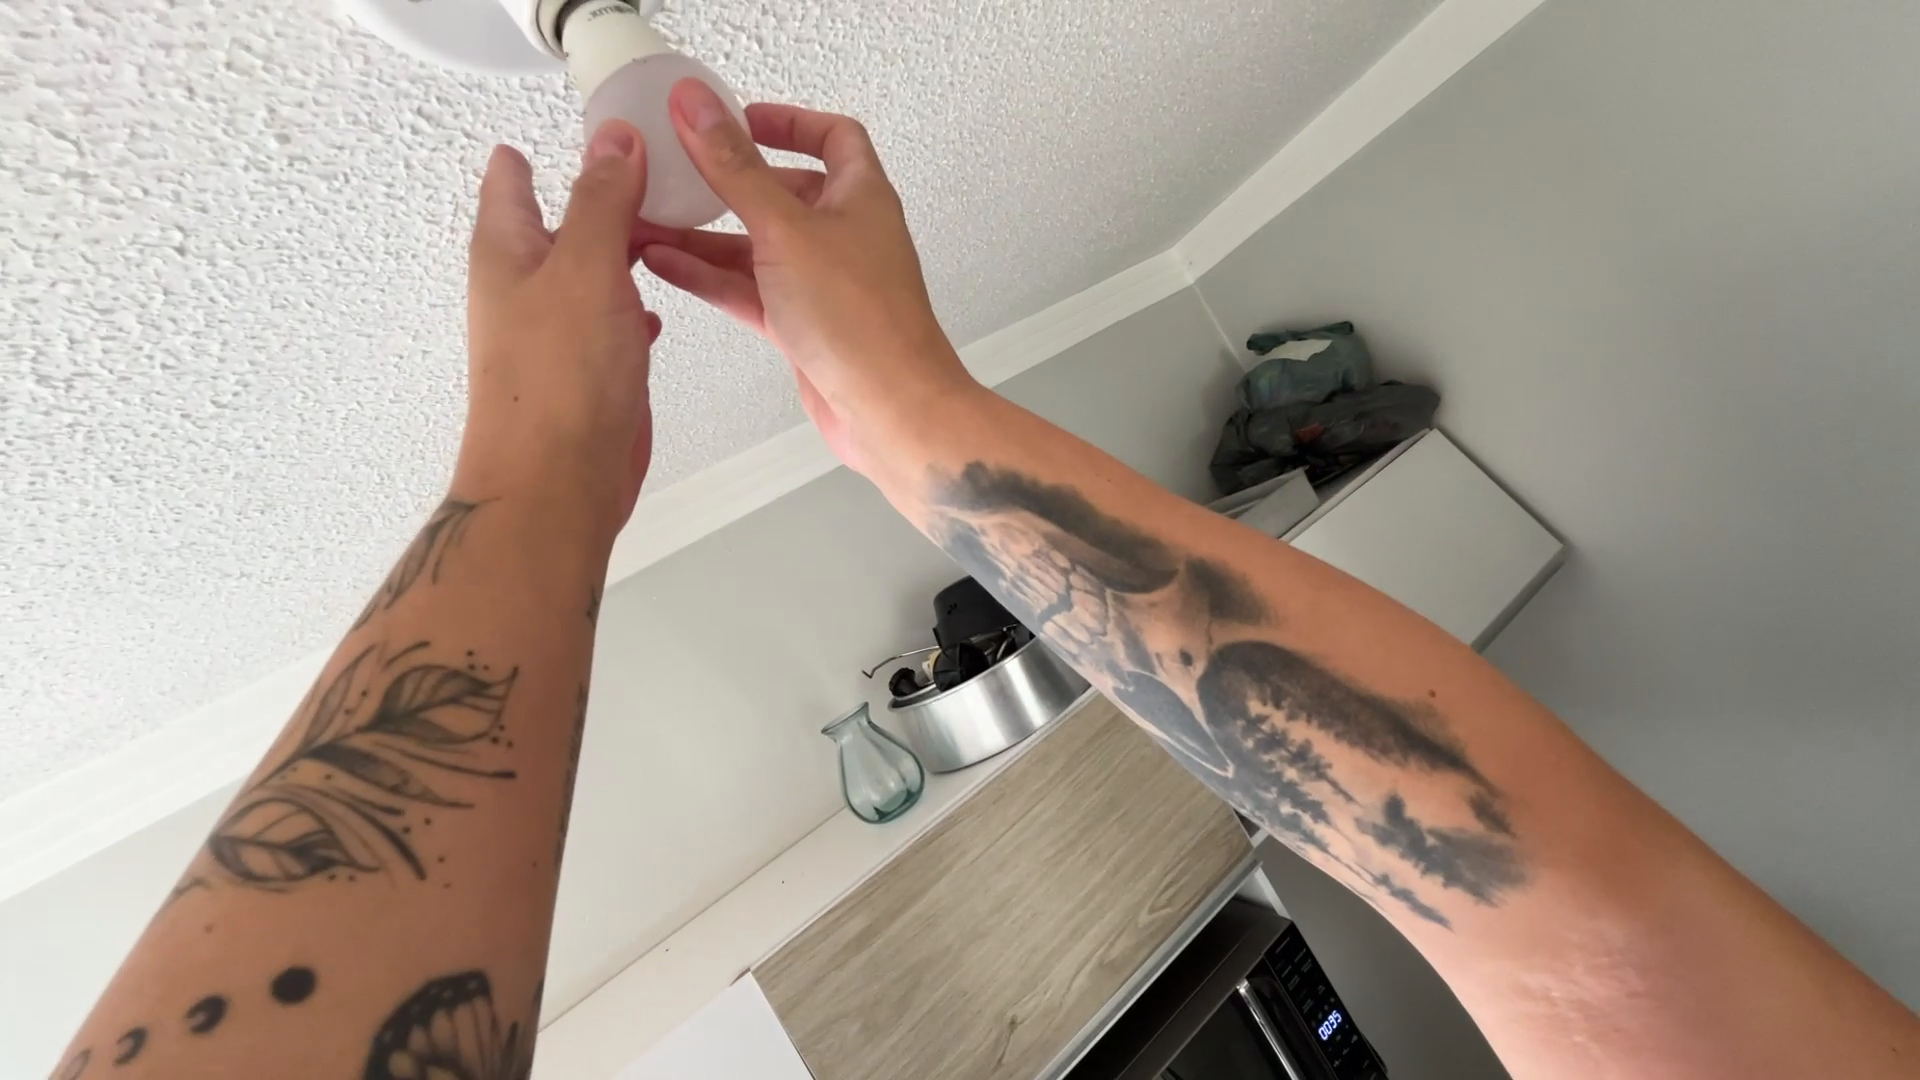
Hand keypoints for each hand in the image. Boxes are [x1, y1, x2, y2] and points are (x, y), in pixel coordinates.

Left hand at [458, 121, 662, 538]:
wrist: (560, 475)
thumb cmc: (561, 377)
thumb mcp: (588, 269)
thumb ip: (603, 201)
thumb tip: (617, 138)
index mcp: (511, 251)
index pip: (517, 179)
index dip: (561, 151)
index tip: (609, 130)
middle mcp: (530, 287)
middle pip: (563, 224)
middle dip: (602, 197)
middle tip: (650, 170)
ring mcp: (560, 331)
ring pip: (593, 273)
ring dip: (623, 251)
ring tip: (664, 229)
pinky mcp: (591, 370)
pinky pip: (611, 321)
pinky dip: (632, 306)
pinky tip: (654, 312)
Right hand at [633, 81, 979, 476]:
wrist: (887, 408)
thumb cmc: (862, 321)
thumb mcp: (786, 229)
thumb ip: (736, 169)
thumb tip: (698, 107)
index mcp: (860, 198)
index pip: (834, 138)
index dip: (790, 121)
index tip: (741, 118)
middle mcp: (846, 238)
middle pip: (783, 195)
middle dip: (727, 183)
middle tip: (676, 170)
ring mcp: (824, 286)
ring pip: (759, 248)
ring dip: (705, 235)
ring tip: (647, 218)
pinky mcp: (805, 327)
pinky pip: (752, 291)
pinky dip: (712, 277)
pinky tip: (666, 264)